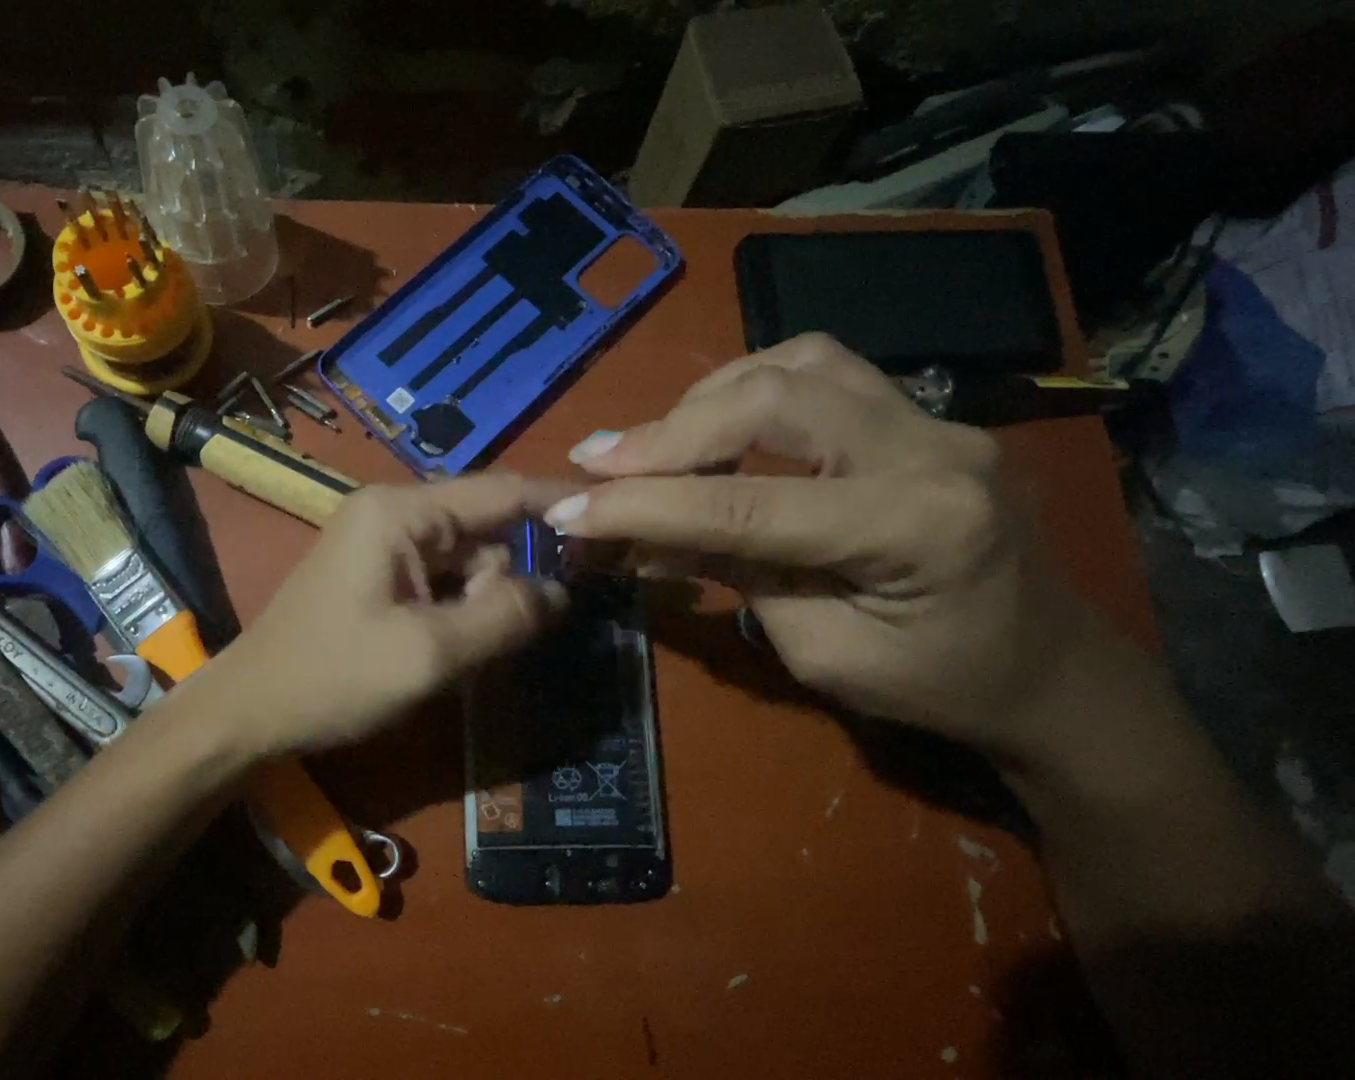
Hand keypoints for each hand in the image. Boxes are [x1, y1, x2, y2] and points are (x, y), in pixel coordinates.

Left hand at [199, 474, 569, 756]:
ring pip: (466, 561)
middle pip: (485, 531)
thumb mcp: (429, 653)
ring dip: (478, 606)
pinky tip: (438, 651)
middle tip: (485, 642)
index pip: (500, 491)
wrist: (250, 711)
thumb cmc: (333, 677)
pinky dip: (456, 613)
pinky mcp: (377, 573)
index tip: (613, 522)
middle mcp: (392, 512)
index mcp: (400, 511)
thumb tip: (563, 592)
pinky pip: (440, 581)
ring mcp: (382, 542)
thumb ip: (503, 616)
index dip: (558, 505)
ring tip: (452, 655)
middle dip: (503, 583)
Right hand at [548, 333, 1090, 761]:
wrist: (1049, 671)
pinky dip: (749, 389)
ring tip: (649, 444)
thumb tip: (635, 534)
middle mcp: (930, 448)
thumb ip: (732, 576)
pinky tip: (716, 423)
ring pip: (796, 362)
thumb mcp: (818, 650)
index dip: (645, 504)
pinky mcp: (919, 412)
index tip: (567, 510)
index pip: (747, 504)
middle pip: (773, 398)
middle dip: (668, 431)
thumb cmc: (935, 685)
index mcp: (914, 527)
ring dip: (706, 399)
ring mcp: (932, 418)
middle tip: (594, 462)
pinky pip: (820, 370)